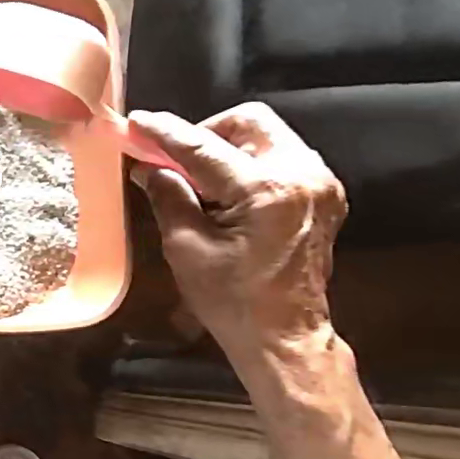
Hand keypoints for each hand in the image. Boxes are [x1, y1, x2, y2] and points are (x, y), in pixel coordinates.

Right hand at [128, 105, 346, 365]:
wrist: (284, 336)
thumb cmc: (231, 300)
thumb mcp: (186, 248)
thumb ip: (168, 197)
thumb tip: (148, 167)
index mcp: (266, 190)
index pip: (204, 147)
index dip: (165, 132)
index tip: (137, 122)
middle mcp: (302, 175)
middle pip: (249, 122)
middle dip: (205, 132)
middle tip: (175, 159)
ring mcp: (319, 183)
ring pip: (266, 137)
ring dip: (226, 147)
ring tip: (197, 179)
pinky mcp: (322, 195)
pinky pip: (280, 158)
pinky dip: (247, 163)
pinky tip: (224, 191)